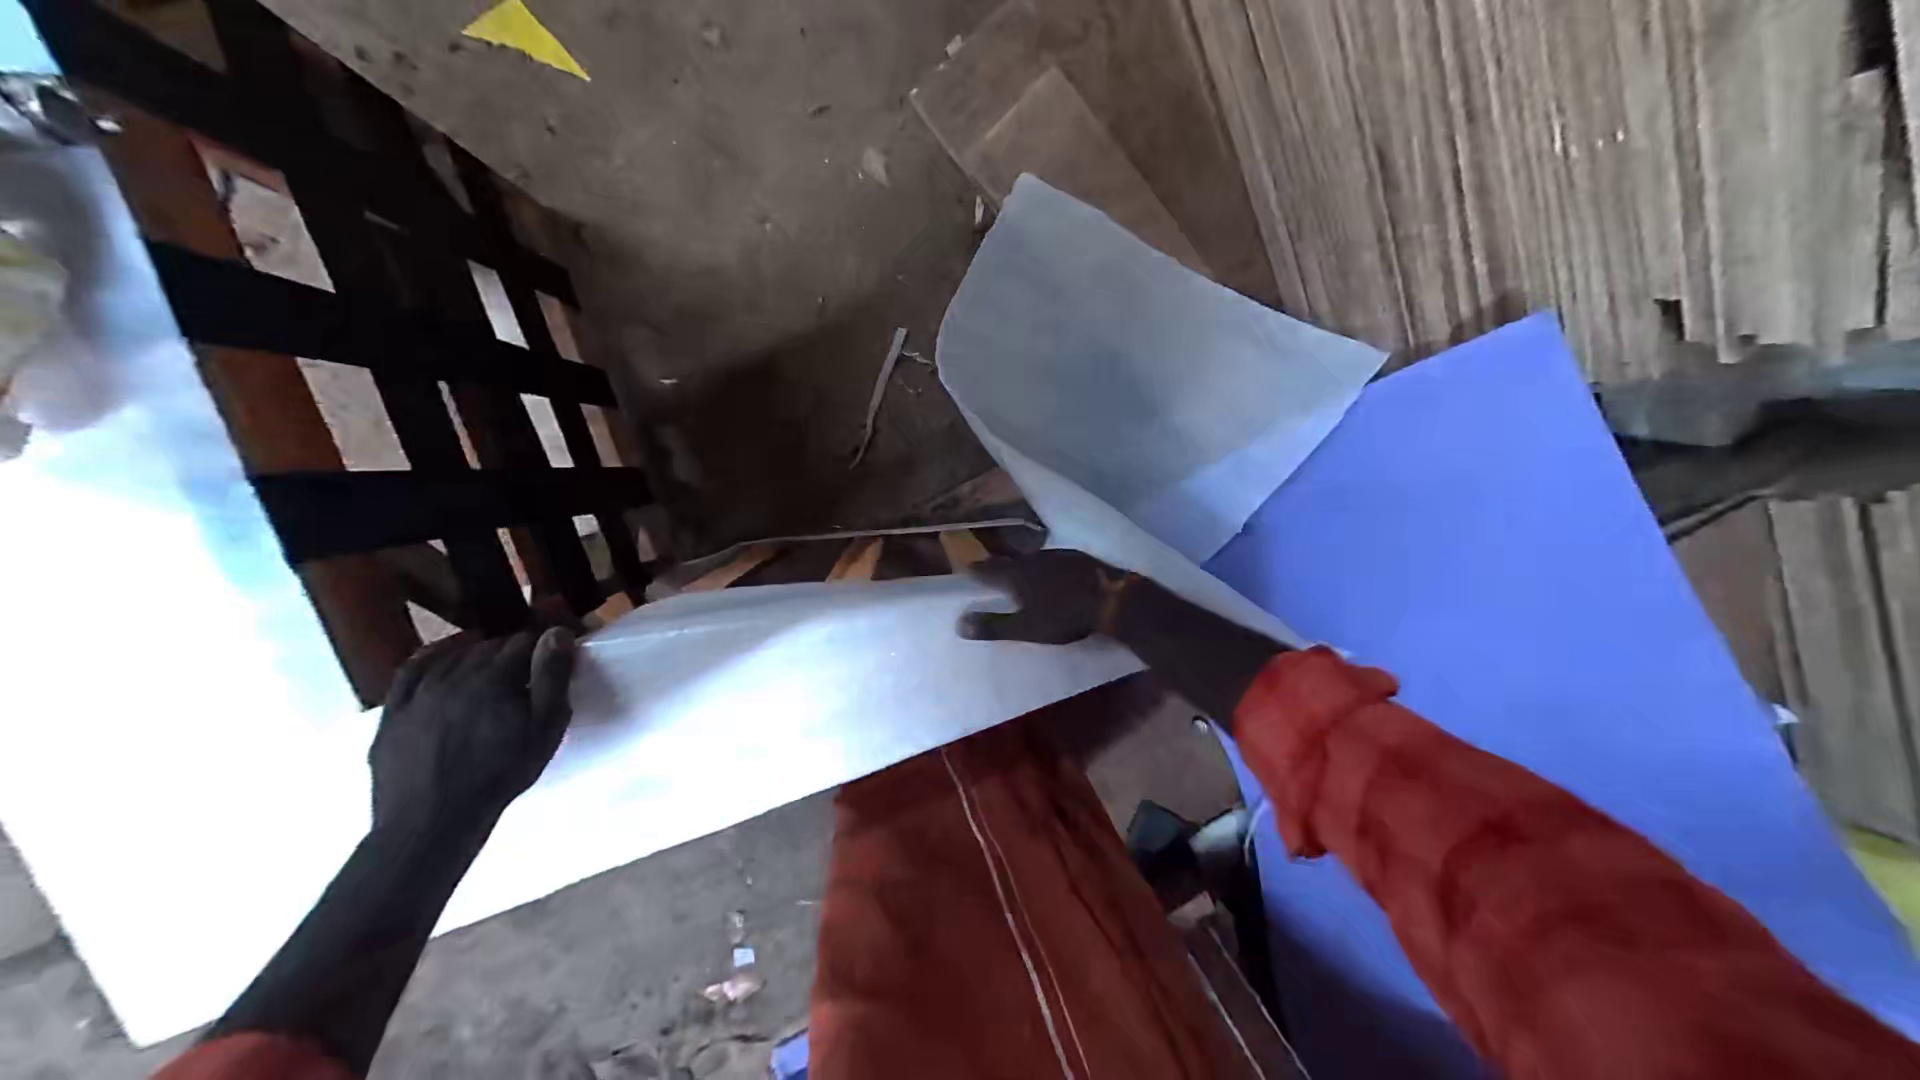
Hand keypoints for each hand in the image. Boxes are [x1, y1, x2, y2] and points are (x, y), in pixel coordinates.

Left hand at [370, 626, 576, 833]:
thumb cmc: (500, 773)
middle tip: (527, 670)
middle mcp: (453, 674)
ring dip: (475, 652)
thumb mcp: (544, 727)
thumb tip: (557, 632)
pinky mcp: (393, 711)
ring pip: (452, 655)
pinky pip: (410, 671)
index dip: (542, 647)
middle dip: (510, 651)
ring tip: (492, 664)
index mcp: (494, 677)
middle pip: (488, 646)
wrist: (432, 820)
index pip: (523, 642)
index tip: (552, 658)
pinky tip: (441, 658)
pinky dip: (430, 658)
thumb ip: (552, 677)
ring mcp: (418, 692)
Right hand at [958, 550, 1126, 644]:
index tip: (965, 568)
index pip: (988, 570)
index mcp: (1016, 575)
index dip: (976, 570)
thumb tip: (958, 624)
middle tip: (987, 565)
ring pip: (1032, 557)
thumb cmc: (1064, 616)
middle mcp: (1033, 559)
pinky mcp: (1078, 558)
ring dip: (1021, 562)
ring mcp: (1058, 556)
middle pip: (1009, 560)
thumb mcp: (1026, 628)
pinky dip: (1045, 564)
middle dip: (997, 564)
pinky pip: (1054, 559)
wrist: (1112, 599)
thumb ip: (993, 625)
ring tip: (1015, 567)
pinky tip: (1050, 570)